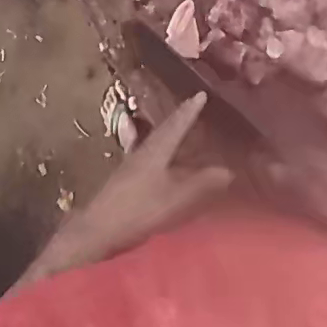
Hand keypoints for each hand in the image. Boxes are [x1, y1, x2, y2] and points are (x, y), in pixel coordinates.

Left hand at [18, 92, 232, 286]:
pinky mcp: (126, 182)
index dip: (189, 111)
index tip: (200, 94)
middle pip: (163, 131)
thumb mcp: (175, 197)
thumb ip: (202, 183)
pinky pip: (150, 159)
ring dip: (169, 136)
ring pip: (155, 144)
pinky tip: (163, 163)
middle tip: (193, 108)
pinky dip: (162, 154)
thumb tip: (229, 170)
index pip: (176, 125)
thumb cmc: (137, 211)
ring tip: (182, 132)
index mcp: (155, 150)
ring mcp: (131, 167)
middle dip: (179, 119)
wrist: (96, 233)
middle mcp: (142, 153)